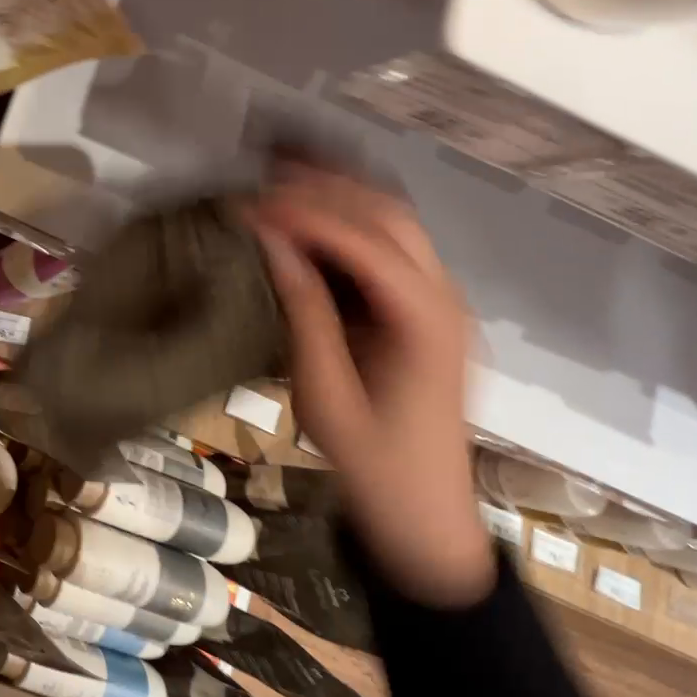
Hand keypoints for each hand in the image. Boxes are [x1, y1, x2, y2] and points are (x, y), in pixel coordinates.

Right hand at [249, 165, 495, 606]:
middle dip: (326, 189)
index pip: (367, 245)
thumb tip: (274, 245)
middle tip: (260, 181)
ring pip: (397, 224)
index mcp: (426, 324)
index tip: (250, 205)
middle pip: (391, 218)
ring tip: (280, 179)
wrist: (426, 517)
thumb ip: (304, 313)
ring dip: (340, 196)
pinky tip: (310, 213)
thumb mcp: (325, 394)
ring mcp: (444, 304)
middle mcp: (446, 301)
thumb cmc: (371, 463)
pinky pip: (392, 247)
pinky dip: (350, 220)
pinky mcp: (428, 312)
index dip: (307, 216)